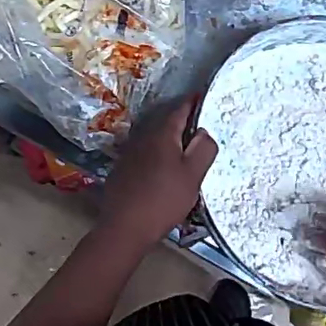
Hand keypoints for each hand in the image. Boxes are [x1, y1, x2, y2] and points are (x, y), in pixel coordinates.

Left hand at [96, 94, 217, 251]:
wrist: (124, 227)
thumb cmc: (164, 200)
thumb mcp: (193, 175)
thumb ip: (203, 149)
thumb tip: (203, 131)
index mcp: (162, 135)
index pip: (179, 110)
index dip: (191, 103)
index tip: (200, 98)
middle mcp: (142, 138)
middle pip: (164, 124)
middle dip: (180, 123)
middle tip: (198, 127)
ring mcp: (129, 155)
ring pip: (153, 140)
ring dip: (168, 141)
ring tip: (183, 149)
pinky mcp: (122, 171)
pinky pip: (144, 155)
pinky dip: (156, 156)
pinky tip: (161, 170)